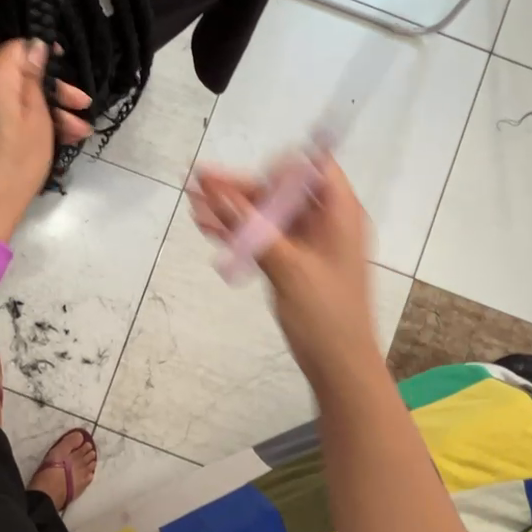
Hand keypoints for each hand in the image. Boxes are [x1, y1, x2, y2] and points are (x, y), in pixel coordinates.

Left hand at [0, 39, 92, 239]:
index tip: (68, 67)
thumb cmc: (17, 161)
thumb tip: (36, 47)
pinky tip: (61, 137)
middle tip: (83, 105)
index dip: (45, 53)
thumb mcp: (38, 118)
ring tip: (79, 132)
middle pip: (19, 74)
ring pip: (15, 97)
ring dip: (48, 110)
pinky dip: (28, 120)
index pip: (19, 47)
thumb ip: (36, 78)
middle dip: (54, 90)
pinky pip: (4, 112)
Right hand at [189, 152, 382, 388]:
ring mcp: (307, 244)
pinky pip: (262, 237)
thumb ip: (250, 227)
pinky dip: (237, 232)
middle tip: (198, 184)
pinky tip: (206, 227)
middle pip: (280, 191)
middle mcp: (325, 223)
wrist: (338, 365)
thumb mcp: (286, 267)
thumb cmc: (324, 315)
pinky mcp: (292, 262)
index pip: (316, 168)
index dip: (282, 167)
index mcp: (340, 215)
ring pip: (265, 214)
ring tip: (192, 204)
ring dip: (230, 210)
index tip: (248, 178)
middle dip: (239, 188)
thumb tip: (217, 191)